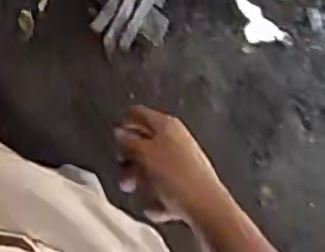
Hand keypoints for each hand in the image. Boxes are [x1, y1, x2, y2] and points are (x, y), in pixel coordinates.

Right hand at [115, 105, 231, 226]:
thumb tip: (119, 133)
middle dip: (131, 161)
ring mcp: (185, 162)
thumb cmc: (177, 177)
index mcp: (165, 123)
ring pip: (155, 167)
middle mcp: (176, 138)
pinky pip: (167, 186)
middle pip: (144, 143)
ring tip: (139, 194)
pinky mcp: (191, 184)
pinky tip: (156, 207)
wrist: (210, 211)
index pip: (137, 113)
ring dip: (143, 182)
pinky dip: (159, 197)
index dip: (123, 124)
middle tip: (124, 174)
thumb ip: (127, 141)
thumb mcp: (143, 154)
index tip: (114, 138)